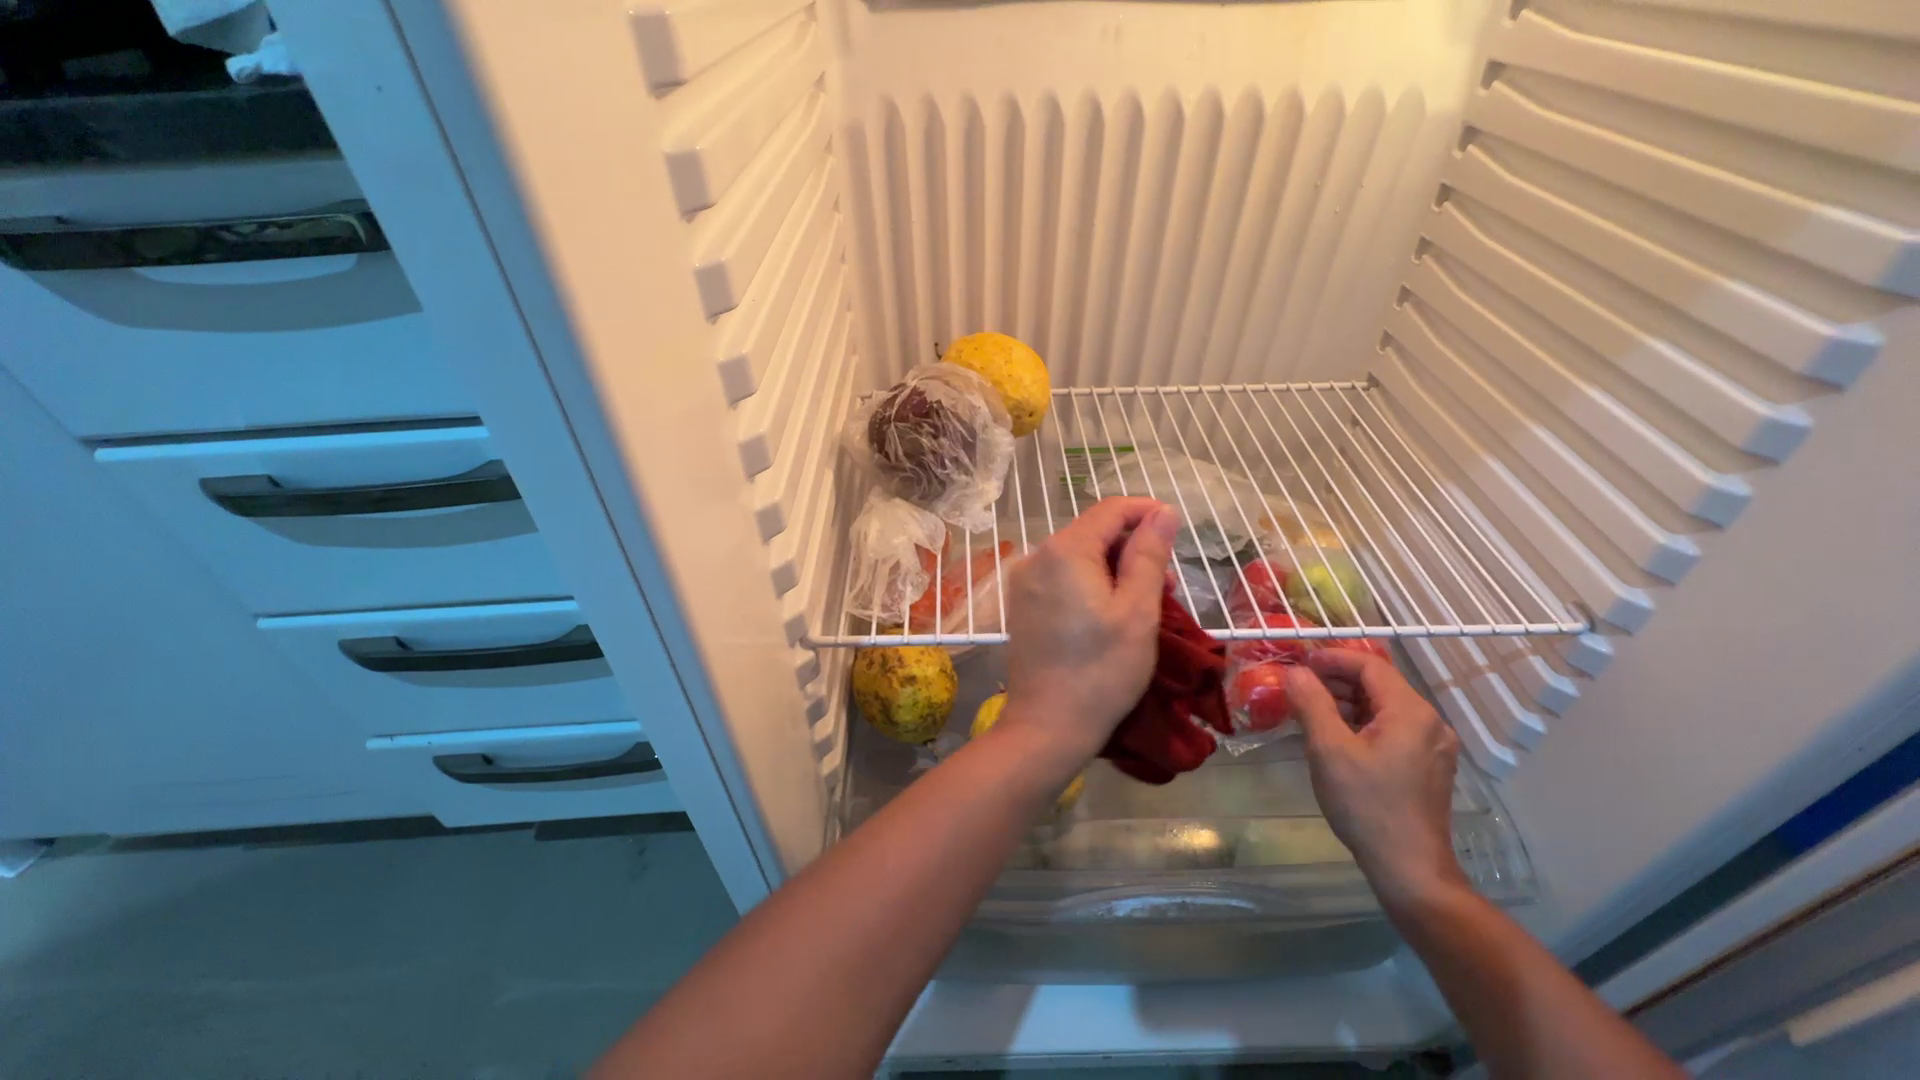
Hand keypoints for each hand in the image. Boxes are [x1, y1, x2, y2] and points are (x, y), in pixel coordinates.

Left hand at [997, 497, 1178, 772]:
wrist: (1047, 726)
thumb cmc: (1101, 671)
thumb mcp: (1137, 611)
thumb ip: (1149, 555)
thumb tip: (1163, 512)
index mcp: (1064, 551)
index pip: (1111, 510)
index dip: (1147, 513)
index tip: (1176, 532)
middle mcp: (1036, 556)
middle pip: (1092, 531)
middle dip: (1132, 546)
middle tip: (1166, 584)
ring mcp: (1024, 581)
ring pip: (1078, 555)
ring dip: (1114, 568)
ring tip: (1146, 601)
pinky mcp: (1022, 605)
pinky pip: (1062, 578)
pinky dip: (1091, 583)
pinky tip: (1112, 612)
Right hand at [1288, 648, 1466, 907]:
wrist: (1410, 868)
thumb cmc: (1367, 806)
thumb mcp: (1328, 751)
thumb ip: (1311, 703)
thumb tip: (1296, 672)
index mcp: (1411, 712)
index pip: (1370, 665)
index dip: (1333, 658)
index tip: (1300, 662)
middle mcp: (1430, 722)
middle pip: (1380, 685)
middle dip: (1338, 681)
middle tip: (1299, 686)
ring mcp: (1433, 747)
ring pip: (1386, 709)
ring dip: (1349, 704)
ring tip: (1311, 711)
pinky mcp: (1429, 768)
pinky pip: (1394, 731)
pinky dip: (1363, 725)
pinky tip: (1337, 740)